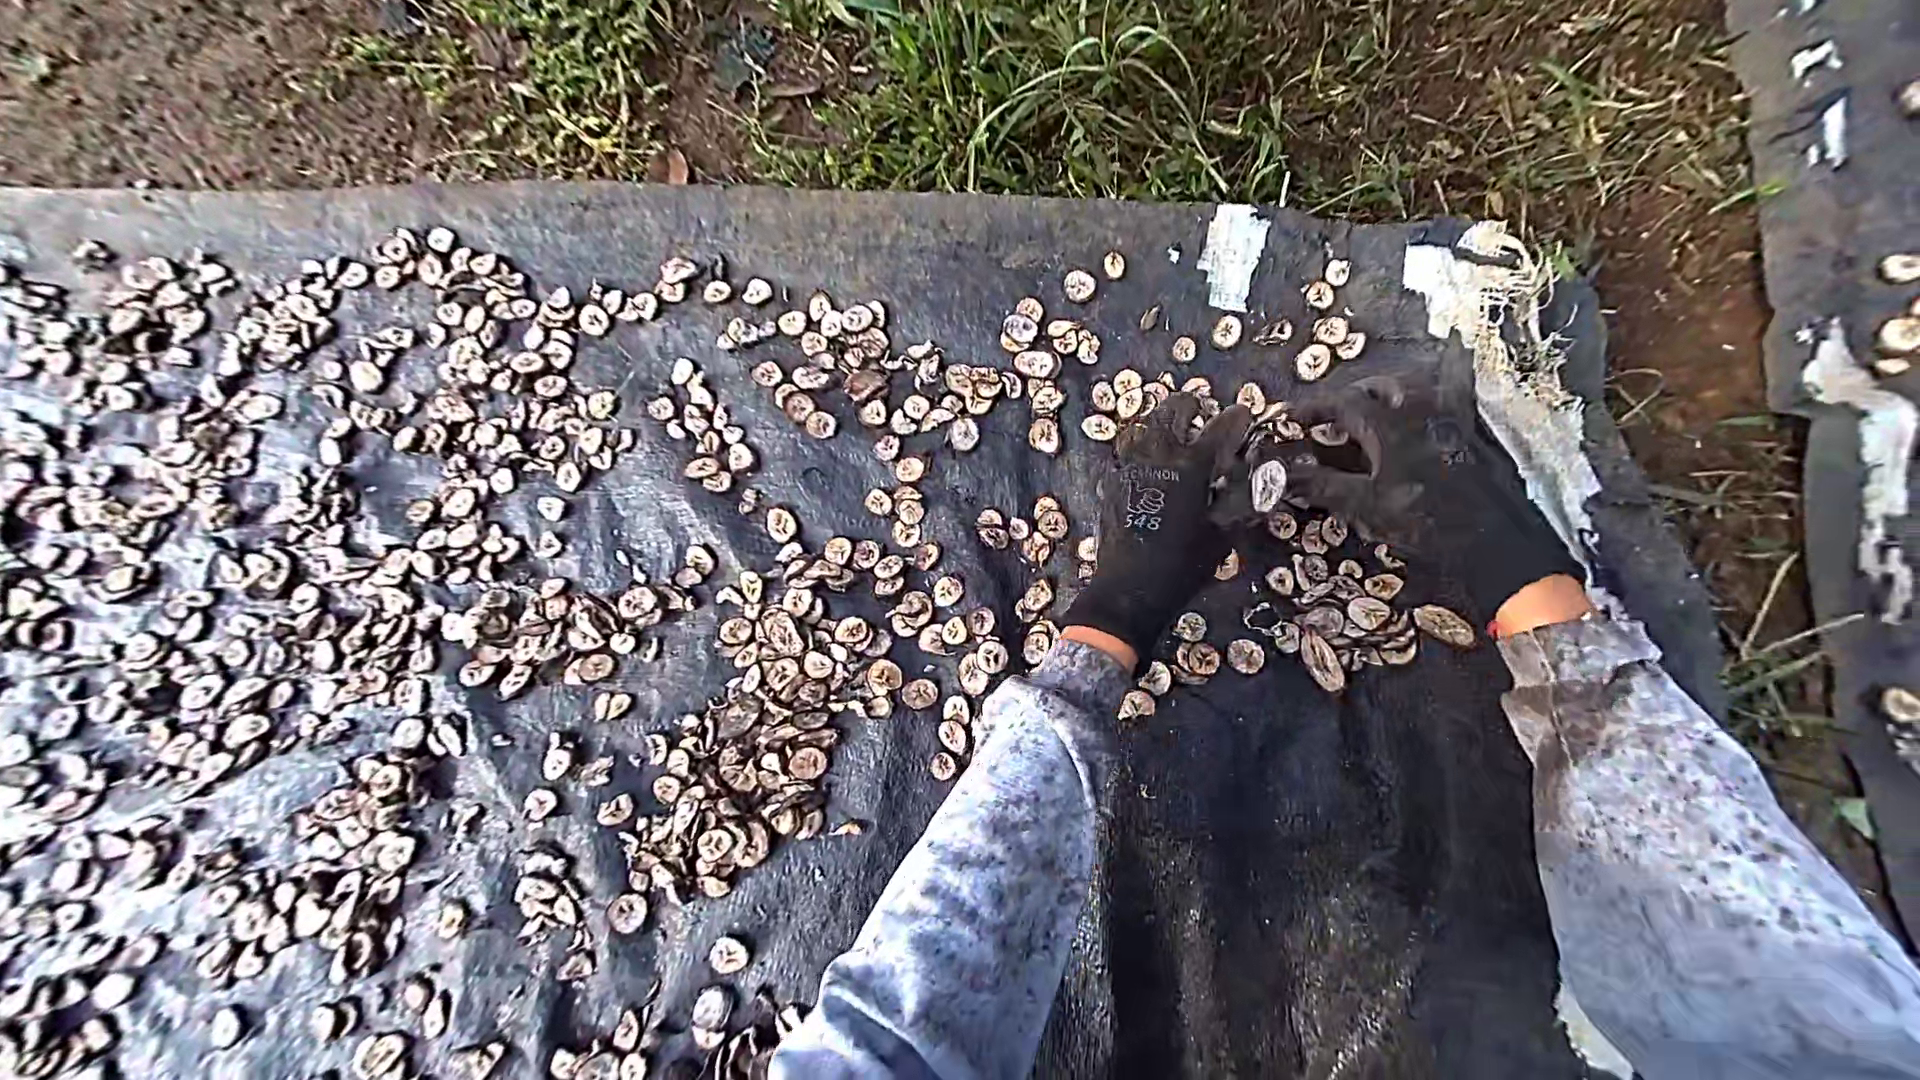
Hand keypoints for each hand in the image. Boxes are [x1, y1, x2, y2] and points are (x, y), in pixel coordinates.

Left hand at [1063, 393, 1251, 668]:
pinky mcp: (1110, 485)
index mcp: (1190, 467)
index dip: (1235, 419)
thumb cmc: (1181, 566)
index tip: (1244, 414)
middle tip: (1197, 404)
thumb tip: (1260, 480)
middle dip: (1188, 405)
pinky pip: (1123, 455)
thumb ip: (1240, 502)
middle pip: (1171, 414)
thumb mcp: (1221, 535)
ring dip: (1157, 421)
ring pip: (1141, 430)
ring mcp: (1128, 469)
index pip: (1219, 430)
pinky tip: (1143, 456)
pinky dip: (1135, 448)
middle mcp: (1157, 458)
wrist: (1129, 588)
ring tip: (1169, 423)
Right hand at [1283, 375, 1582, 626]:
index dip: (1313, 408)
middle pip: (1381, 386)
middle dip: (1351, 395)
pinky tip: (1430, 402)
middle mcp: (1421, 413)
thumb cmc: (1425, 519)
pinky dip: (1438, 388)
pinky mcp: (1471, 435)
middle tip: (1332, 414)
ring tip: (1372, 410)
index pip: (1342, 403)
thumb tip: (1280, 475)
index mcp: (1389, 426)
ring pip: (1418, 388)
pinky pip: (1454, 396)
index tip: (1292, 417)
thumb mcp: (1364, 505)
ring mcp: (1451, 421)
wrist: (1493, 538)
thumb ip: (1321, 485)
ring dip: (1389, 394)